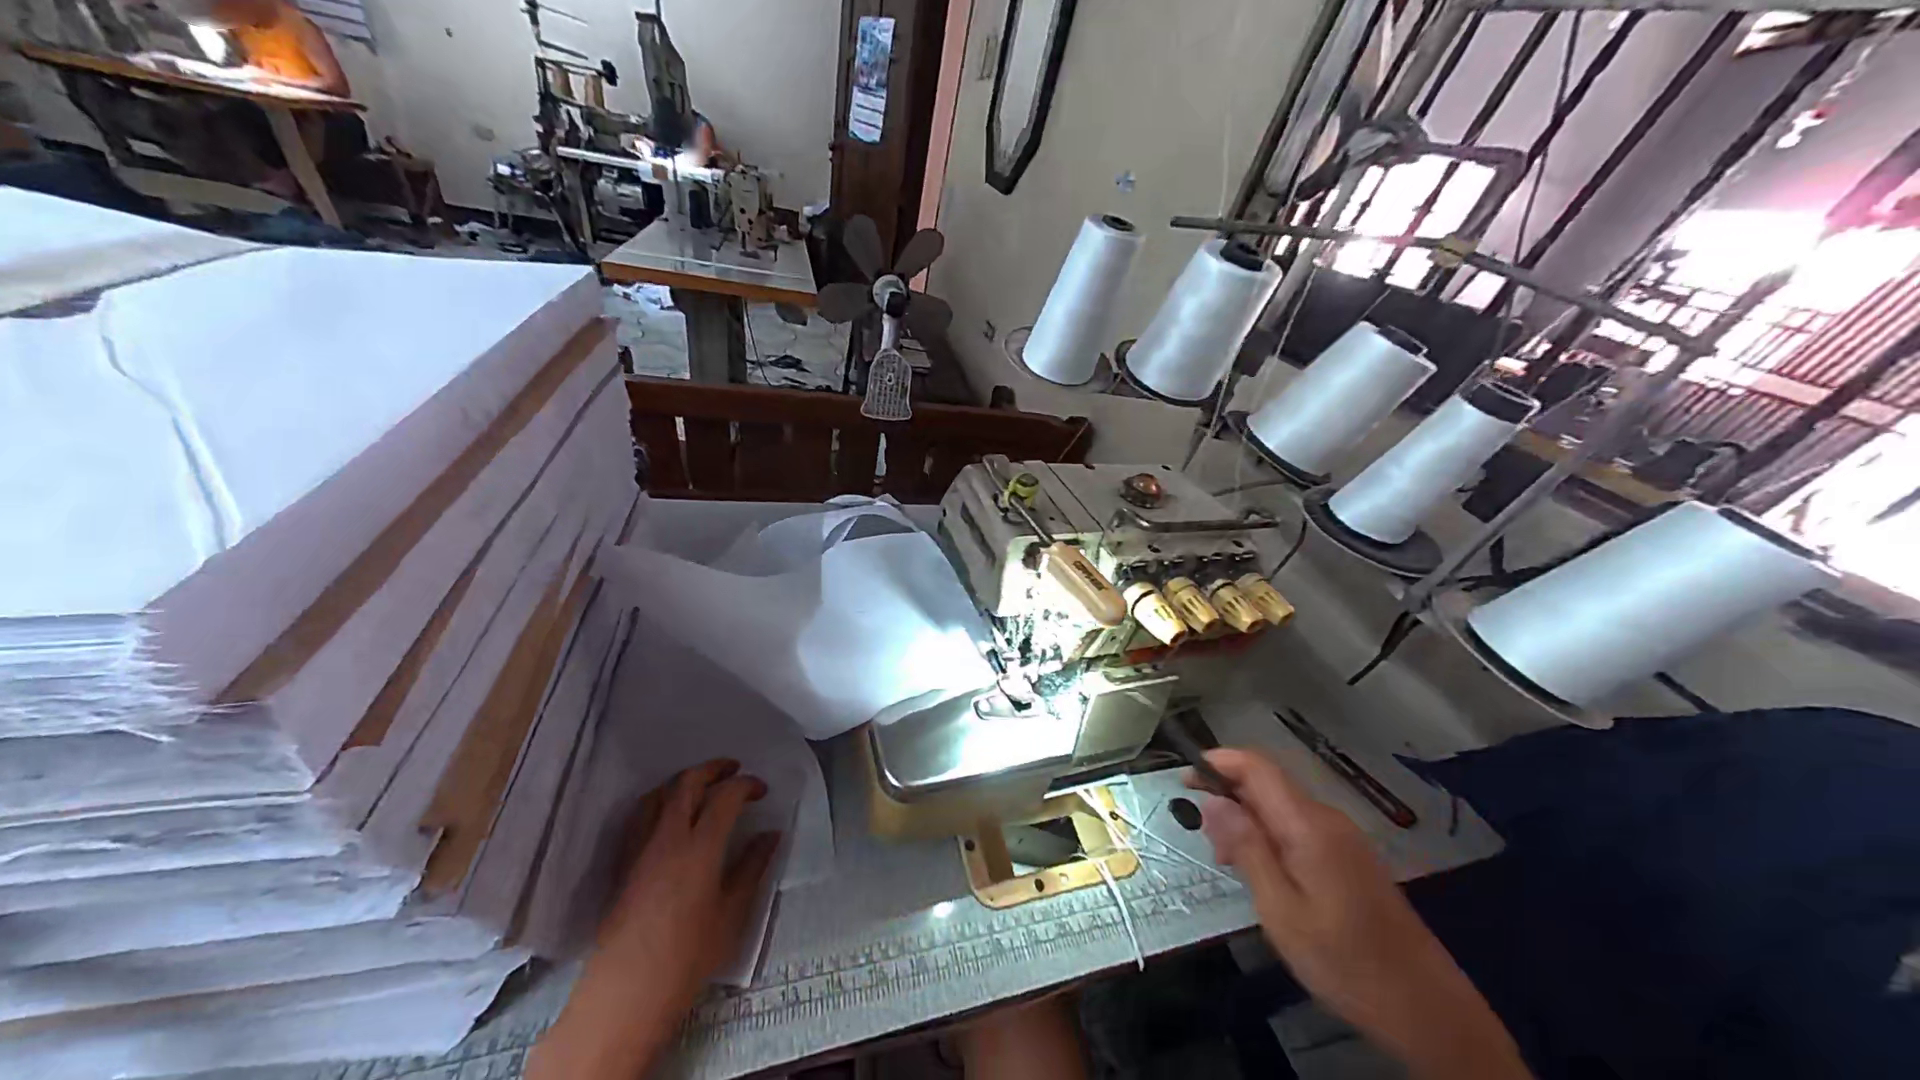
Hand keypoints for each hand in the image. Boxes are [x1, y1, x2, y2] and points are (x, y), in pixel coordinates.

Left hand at [529, 759, 780, 1079]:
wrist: (628, 991)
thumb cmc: (689, 955)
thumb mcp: (732, 913)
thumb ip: (752, 867)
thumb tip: (771, 835)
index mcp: (699, 847)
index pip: (725, 796)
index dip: (747, 785)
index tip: (762, 790)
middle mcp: (666, 838)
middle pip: (687, 783)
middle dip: (714, 769)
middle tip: (734, 770)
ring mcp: (640, 849)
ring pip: (658, 794)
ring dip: (683, 781)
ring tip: (702, 786)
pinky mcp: (623, 864)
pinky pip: (640, 815)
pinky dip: (660, 801)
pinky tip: (670, 815)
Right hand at [1192, 748, 1529, 1079]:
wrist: (1427, 1009)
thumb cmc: (1344, 961)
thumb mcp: (1280, 909)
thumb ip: (1246, 848)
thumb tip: (1212, 800)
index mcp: (1308, 825)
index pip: (1257, 766)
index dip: (1217, 762)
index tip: (1183, 779)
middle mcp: (1328, 819)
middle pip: (1267, 783)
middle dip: (1227, 796)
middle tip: (1205, 840)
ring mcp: (1343, 838)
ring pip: (1280, 807)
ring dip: (1247, 820)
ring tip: (1228, 862)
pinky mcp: (1350, 858)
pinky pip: (1298, 828)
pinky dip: (1269, 836)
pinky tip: (1262, 872)